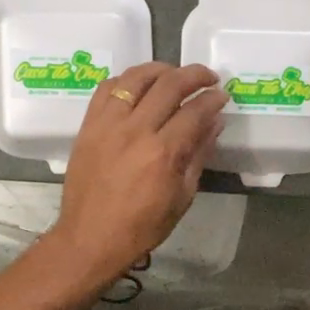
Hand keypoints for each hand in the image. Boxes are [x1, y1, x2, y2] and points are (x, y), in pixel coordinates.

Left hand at [48, 62, 227, 283]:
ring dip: (160, 69)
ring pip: (135, 78)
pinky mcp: (88, 126)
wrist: (90, 239)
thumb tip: (214, 123)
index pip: (194, 111)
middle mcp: (134, 131)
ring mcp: (107, 125)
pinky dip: (126, 80)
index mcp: (162, 153)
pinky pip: (106, 89)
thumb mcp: (182, 198)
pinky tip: (139, 86)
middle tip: (208, 77)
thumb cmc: (141, 227)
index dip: (213, 99)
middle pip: (169, 85)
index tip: (222, 96)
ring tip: (174, 74)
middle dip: (194, 75)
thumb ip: (198, 155)